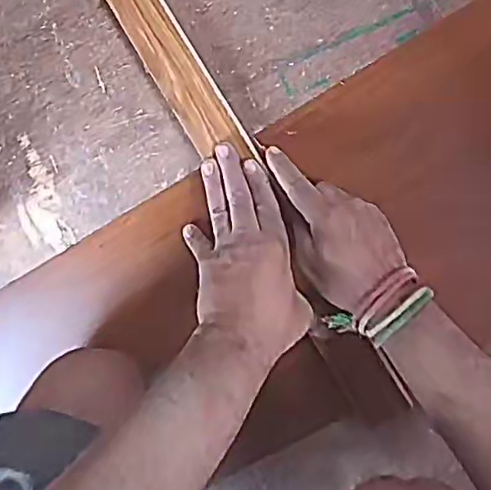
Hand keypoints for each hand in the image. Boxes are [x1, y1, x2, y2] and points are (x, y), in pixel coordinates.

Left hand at [183, 144, 310, 368]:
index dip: (262, 183)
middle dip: (233, 171)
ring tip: (208, 166)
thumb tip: (301, 301)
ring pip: (219, 211)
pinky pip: (200, 246)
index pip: (269, 205)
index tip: (255, 162)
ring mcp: (225, 250)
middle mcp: (249, 241)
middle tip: (225, 149)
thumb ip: (299, 297)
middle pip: (241, 198)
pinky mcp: (207, 265)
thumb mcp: (300, 310)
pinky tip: (189, 226)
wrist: (237, 340)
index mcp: (276, 246)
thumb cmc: (272, 326)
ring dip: (213, 187)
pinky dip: (194, 236)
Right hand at [265, 147, 408, 313]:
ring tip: (323, 232)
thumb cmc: (346, 284)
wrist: (388, 295)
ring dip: (325, 207)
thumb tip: (284, 210)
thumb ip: (294, 230)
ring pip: (335, 197)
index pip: (296, 183)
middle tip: (297, 213)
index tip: (271, 154)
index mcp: (324, 214)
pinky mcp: (376, 215)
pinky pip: (352, 206)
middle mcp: (345, 205)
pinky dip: (343, 215)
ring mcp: (363, 208)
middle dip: (305, 196)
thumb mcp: (308, 261)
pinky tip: (342, 236)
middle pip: (317, 188)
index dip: (280, 167)